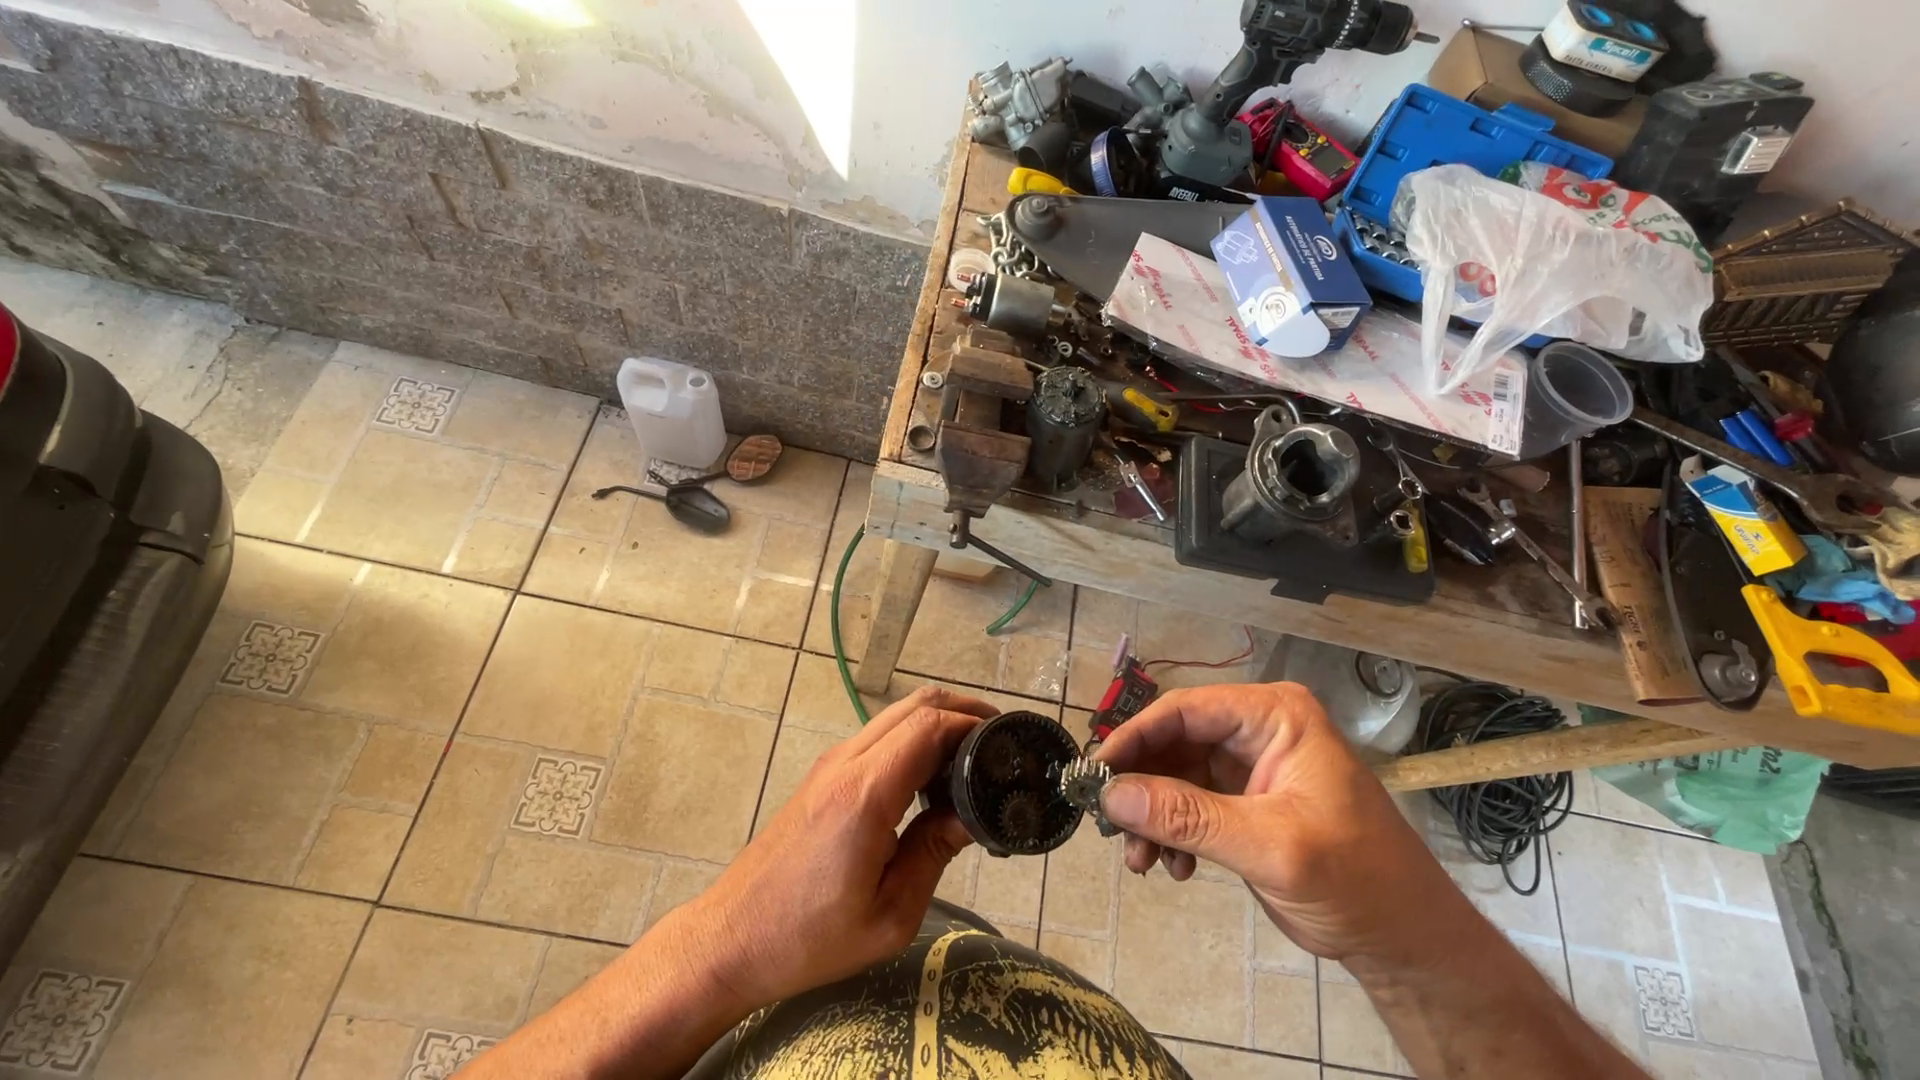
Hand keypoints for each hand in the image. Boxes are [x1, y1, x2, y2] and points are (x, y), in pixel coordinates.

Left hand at [659, 686, 995, 1010]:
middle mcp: (846, 764)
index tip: (1007, 743)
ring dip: (938, 722)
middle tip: (1000, 741)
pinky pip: (878, 738)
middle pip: (913, 705)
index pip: (928, 726)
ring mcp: (830, 766)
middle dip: (963, 710)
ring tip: (975, 760)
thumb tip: (971, 814)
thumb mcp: (890, 914)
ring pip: (894, 716)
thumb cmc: (810, 938)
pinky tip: (934, 777)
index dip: (973, 724)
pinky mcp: (823, 777)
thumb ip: (934, 854)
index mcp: (865, 793)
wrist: (733, 939)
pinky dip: (914, 739)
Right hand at [1094, 683, 1466, 968]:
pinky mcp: (1245, 803)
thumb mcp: (1270, 846)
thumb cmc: (1356, 880)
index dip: (1133, 738)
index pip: (1185, 710)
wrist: (1405, 940)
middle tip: (1110, 827)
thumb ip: (1188, 817)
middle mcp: (1259, 731)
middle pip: (1174, 742)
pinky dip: (1172, 835)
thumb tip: (1110, 794)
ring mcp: (1250, 767)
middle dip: (1141, 787)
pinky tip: (1173, 868)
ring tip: (1142, 862)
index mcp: (1275, 716)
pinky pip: (1189, 806)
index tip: (1093, 775)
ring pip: (1174, 776)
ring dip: (1152, 817)